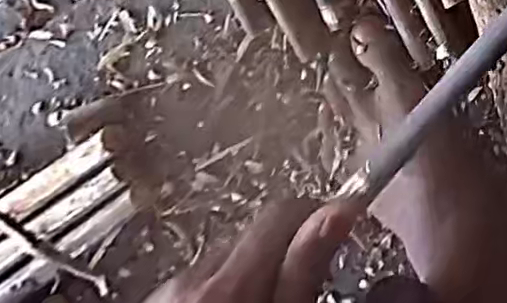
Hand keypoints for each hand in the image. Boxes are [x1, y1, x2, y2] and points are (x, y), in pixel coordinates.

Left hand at [143, 197, 361, 302]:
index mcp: (229, 288)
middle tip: (309, 286)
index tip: (342, 233)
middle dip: (282, 253)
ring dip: (249, 277)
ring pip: (223, 263)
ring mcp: (164, 298)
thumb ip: (303, 276)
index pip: (283, 213)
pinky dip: (219, 298)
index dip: (316, 218)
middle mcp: (191, 281)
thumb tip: (338, 212)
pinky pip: (195, 288)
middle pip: (252, 235)